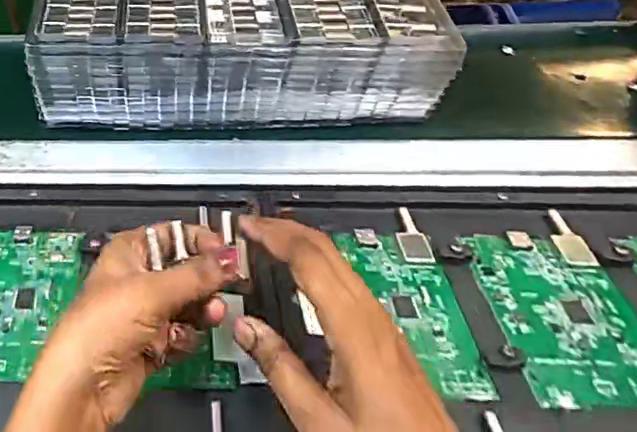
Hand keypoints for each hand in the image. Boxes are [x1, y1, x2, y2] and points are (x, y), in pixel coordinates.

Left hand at [7, 222, 236, 431]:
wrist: (84, 387)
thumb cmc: (99, 326)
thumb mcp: (154, 290)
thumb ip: (197, 274)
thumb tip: (228, 256)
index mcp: (130, 251)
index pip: (173, 234)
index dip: (200, 241)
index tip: (226, 252)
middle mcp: (138, 278)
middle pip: (185, 270)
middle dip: (204, 281)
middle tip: (222, 286)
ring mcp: (145, 312)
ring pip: (187, 304)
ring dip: (200, 311)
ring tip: (209, 314)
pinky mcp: (151, 343)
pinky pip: (182, 333)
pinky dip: (184, 338)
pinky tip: (174, 342)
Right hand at [229, 215, 453, 431]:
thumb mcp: (322, 425)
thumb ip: (281, 371)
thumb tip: (247, 329)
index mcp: (356, 330)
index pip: (310, 259)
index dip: (275, 234)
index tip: (247, 225)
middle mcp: (373, 317)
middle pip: (326, 248)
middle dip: (285, 229)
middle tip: (252, 226)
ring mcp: (385, 325)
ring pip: (339, 261)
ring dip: (302, 243)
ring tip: (271, 244)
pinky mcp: (389, 336)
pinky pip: (349, 280)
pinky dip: (318, 263)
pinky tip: (304, 278)